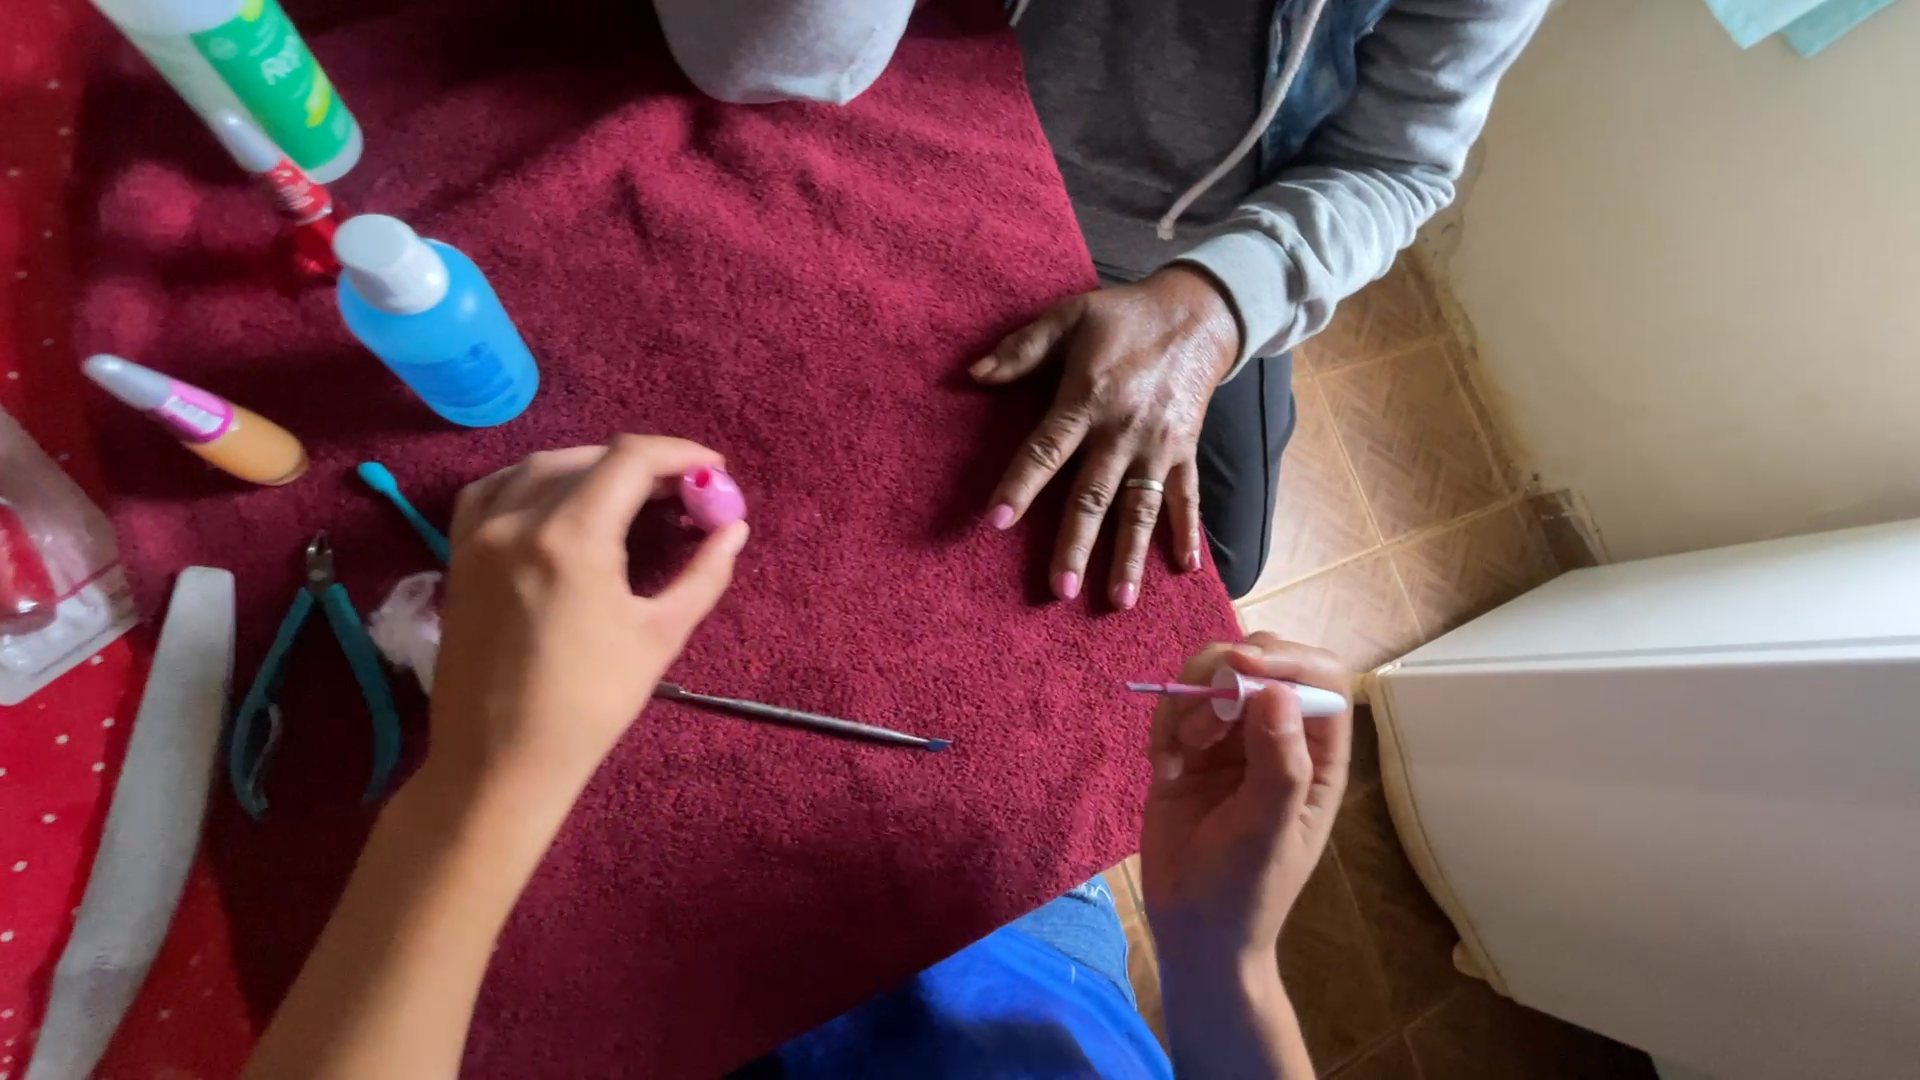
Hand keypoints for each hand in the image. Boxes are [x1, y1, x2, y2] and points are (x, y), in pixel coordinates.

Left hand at [426, 436, 749, 815]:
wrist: (501, 758)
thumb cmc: (592, 701)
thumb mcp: (663, 634)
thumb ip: (705, 572)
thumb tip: (735, 529)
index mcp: (573, 538)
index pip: (631, 460)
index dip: (681, 454)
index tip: (716, 469)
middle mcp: (519, 520)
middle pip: (592, 458)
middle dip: (648, 465)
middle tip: (687, 491)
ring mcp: (480, 534)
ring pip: (544, 465)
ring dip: (597, 466)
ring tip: (636, 492)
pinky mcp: (460, 553)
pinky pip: (498, 489)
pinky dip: (541, 480)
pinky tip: (566, 499)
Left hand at [973, 265, 1239, 608]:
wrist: (1198, 313)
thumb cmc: (1123, 316)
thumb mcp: (1069, 317)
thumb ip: (1021, 349)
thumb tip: (973, 374)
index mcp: (1087, 399)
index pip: (1046, 450)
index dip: (1019, 485)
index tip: (996, 522)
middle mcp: (1122, 431)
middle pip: (1093, 496)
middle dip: (1075, 545)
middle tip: (1058, 590)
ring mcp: (1158, 446)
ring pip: (1140, 510)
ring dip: (1128, 556)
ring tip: (1117, 601)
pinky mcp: (1185, 452)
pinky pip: (1186, 497)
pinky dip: (1187, 532)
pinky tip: (1185, 569)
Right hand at [1139, 634, 1352, 961]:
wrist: (1189, 927)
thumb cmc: (1244, 888)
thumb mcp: (1267, 831)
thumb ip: (1278, 764)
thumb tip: (1275, 691)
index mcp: (1316, 753)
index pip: (1318, 678)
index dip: (1285, 659)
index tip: (1239, 667)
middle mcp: (1276, 734)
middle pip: (1260, 660)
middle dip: (1224, 673)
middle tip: (1199, 720)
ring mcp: (1230, 736)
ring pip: (1212, 674)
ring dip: (1188, 699)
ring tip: (1179, 749)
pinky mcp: (1187, 744)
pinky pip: (1175, 704)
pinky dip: (1163, 722)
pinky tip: (1163, 764)